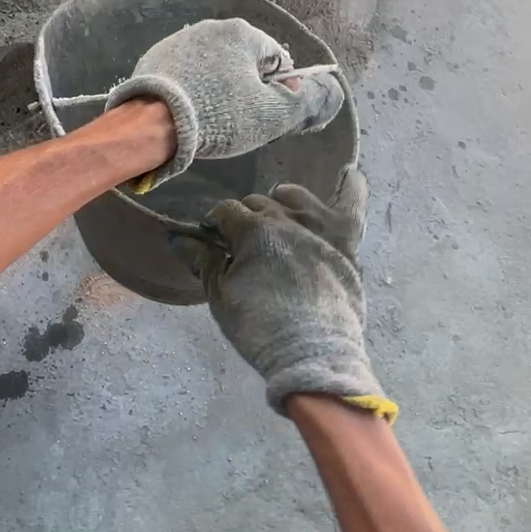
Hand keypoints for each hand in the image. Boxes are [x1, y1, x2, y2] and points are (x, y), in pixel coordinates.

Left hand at [102, 18, 344, 186]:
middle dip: (247, 87)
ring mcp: (179, 40)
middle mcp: (210, 27)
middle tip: (238, 119)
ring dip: (219, 87)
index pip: (276, 58)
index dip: (279, 87)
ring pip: (214, 65)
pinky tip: (187, 110)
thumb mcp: (272, 115)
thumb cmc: (220, 116)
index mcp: (242, 32)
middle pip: (243, 60)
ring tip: (210, 116)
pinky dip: (192, 87)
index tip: (265, 111)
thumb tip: (325, 89)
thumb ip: (304, 101)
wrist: (153, 122)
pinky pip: (187, 71)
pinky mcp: (156, 56)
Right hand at [193, 170, 393, 420]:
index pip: (226, 212)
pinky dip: (351, 189)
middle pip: (258, 203)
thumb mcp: (220, 296)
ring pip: (296, 197)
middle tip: (242, 242)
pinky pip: (352, 205)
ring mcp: (319, 229)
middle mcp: (286, 220)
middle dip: (245, 217)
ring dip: (282, 202)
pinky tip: (349, 175)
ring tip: (277, 215)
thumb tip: (178, 237)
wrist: (311, 356)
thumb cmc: (259, 328)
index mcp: (253, 231)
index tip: (212, 240)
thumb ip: (202, 261)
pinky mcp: (346, 243)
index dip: (215, 224)